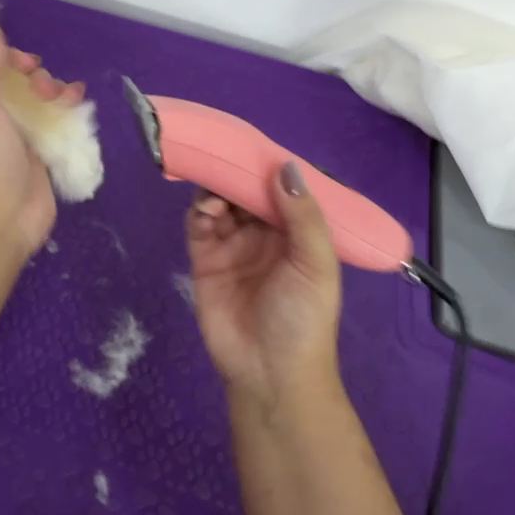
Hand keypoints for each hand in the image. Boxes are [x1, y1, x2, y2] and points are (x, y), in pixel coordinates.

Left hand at [0, 22, 81, 256]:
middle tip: (40, 82)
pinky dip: (66, 107)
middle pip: (12, 81)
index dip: (3, 56)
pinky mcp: (37, 155)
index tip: (20, 60)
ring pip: (36, 99)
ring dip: (52, 88)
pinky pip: (53, 122)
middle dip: (32, 73)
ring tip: (61, 96)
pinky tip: (77, 98)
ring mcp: (13, 138)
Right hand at [186, 163, 342, 406]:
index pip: (281, 189)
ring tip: (219, 196)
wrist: (269, 372)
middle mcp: (264, 233)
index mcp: (296, 232)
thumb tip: (284, 165)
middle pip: (246, 190)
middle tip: (225, 156)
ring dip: (218, 191)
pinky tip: (208, 211)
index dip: (270, 166)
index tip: (256, 143)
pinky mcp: (205, 258)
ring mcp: (233, 244)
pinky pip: (198, 224)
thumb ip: (302, 216)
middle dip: (236, 173)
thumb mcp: (315, 265)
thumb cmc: (303, 318)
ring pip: (220, 202)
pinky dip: (200, 211)